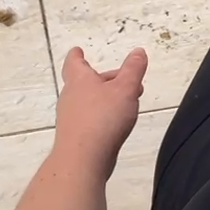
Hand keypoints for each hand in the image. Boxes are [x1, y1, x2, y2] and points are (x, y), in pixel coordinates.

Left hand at [53, 47, 147, 178]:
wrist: (83, 158)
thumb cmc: (103, 118)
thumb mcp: (126, 88)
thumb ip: (134, 69)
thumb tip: (138, 52)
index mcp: (80, 81)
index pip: (75, 64)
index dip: (77, 56)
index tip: (77, 51)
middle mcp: (71, 97)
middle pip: (86, 83)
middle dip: (105, 79)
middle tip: (125, 79)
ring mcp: (71, 117)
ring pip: (89, 100)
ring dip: (106, 97)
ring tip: (127, 101)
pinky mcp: (76, 135)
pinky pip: (90, 117)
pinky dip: (103, 114)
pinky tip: (117, 122)